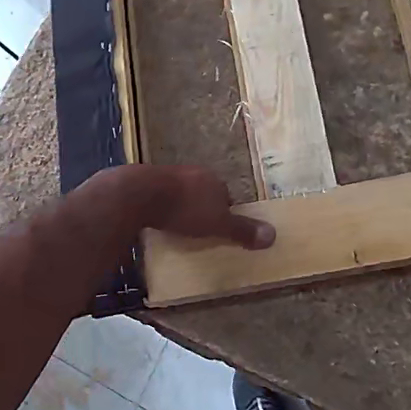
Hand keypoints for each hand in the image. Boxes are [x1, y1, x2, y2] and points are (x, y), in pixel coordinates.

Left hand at [85, 165, 275, 249]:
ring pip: (180, 193)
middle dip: (202, 208)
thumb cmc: (184, 208)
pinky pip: (158, 197)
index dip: (225, 212)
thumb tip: (273, 235)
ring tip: (177, 227)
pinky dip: (159, 208)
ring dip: (179, 207)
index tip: (220, 229)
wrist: (137, 194)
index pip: (226, 195)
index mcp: (212, 180)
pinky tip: (156, 221)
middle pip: (203, 193)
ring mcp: (166, 176)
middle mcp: (192, 173)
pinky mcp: (143, 183)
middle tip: (199, 230)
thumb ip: (242, 230)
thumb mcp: (218, 224)